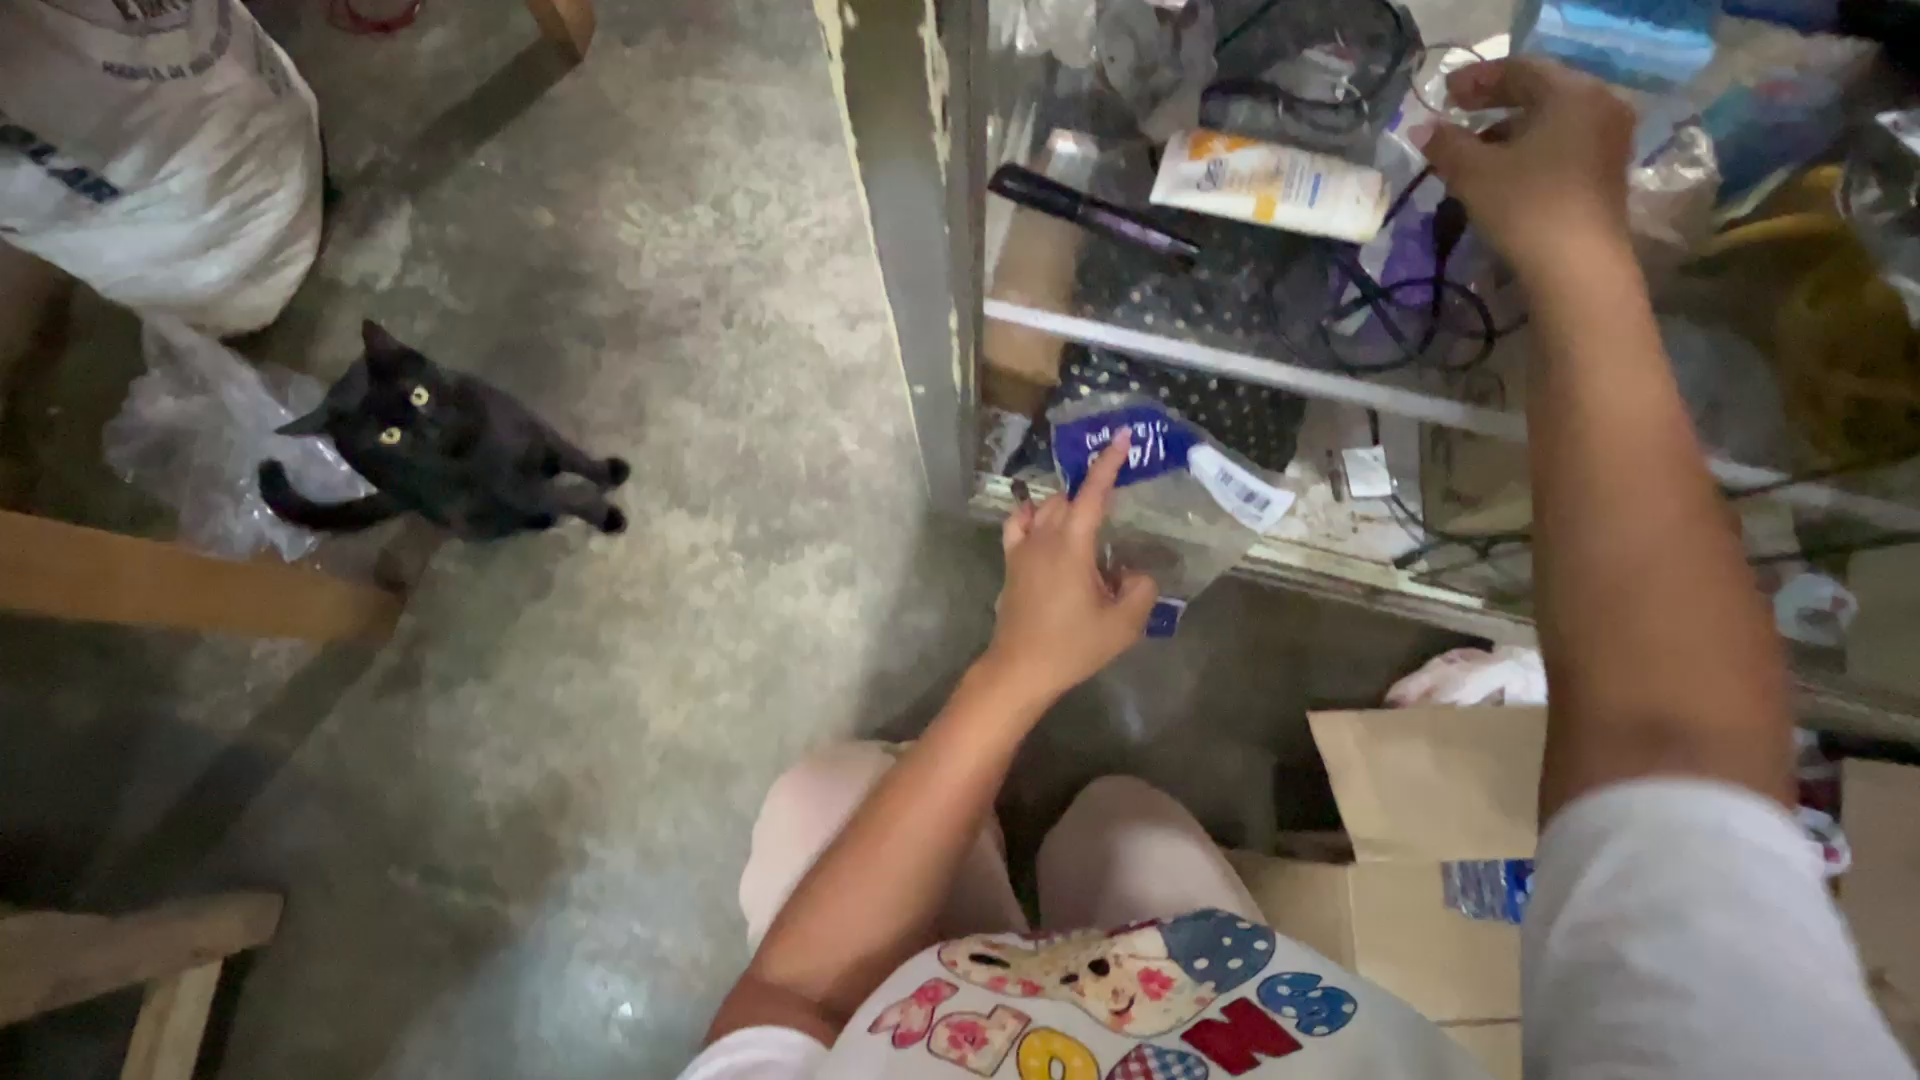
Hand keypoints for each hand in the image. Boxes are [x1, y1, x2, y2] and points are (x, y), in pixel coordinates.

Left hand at [980, 430, 1157, 706]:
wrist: (1020, 668)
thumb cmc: (1072, 646)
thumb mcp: (1122, 625)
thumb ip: (1140, 591)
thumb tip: (1136, 574)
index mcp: (1072, 545)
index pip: (1093, 494)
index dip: (1108, 463)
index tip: (1122, 438)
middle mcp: (1044, 538)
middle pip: (1068, 499)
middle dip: (1091, 493)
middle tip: (1115, 510)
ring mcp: (1022, 549)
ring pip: (1044, 509)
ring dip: (1066, 508)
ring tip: (1087, 529)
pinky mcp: (1010, 564)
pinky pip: (1017, 525)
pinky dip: (1031, 516)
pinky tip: (1043, 526)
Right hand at [1421, 57, 1635, 277]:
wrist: (1575, 264)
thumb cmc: (1524, 207)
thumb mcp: (1474, 174)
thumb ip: (1445, 145)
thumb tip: (1421, 128)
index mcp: (1572, 94)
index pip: (1520, 69)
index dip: (1477, 78)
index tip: (1442, 92)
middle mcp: (1599, 106)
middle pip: (1539, 92)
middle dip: (1492, 102)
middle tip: (1454, 111)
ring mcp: (1606, 139)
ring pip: (1548, 121)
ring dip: (1506, 129)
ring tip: (1469, 148)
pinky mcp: (1603, 171)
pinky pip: (1559, 144)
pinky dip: (1525, 147)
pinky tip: (1499, 169)